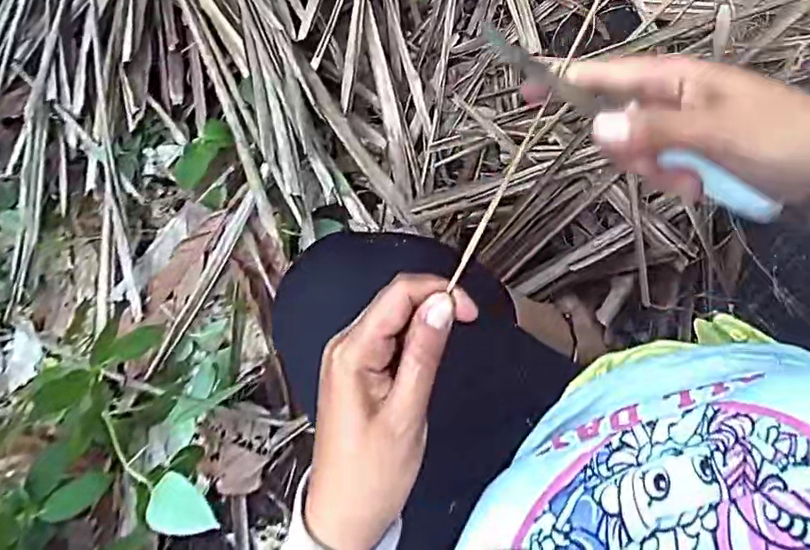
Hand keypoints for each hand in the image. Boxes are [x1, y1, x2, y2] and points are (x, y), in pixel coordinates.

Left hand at [302, 275, 477, 549]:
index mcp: (351, 353)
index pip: (399, 293)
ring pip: (395, 314)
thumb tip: (442, 304)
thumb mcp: (406, 413)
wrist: (342, 520)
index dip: (438, 290)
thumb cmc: (368, 479)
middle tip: (466, 318)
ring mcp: (349, 356)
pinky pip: (391, 334)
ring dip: (426, 319)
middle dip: (434, 301)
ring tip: (448, 342)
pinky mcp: (358, 367)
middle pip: (396, 298)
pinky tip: (427, 355)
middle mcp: (345, 347)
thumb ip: (424, 352)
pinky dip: (415, 336)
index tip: (467, 307)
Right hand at [528, 56, 809, 208]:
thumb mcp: (715, 133)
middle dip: (635, 152)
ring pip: (640, 151)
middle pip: (618, 122)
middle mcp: (673, 98)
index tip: (524, 87)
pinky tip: (709, 186)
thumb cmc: (780, 136)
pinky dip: (679, 182)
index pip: (606, 74)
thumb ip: (654, 131)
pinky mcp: (698, 153)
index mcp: (674, 77)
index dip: (564, 79)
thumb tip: (596, 128)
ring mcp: (685, 127)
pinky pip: (665, 169)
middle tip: (669, 171)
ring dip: (661, 172)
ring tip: (700, 180)